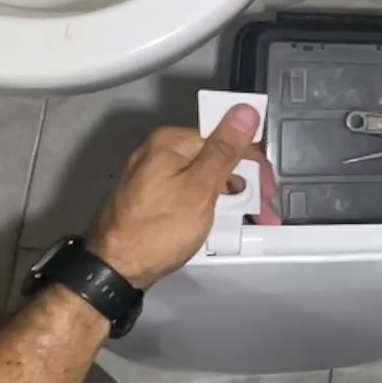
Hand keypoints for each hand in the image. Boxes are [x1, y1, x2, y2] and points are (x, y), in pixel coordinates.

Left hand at [87, 106, 260, 288]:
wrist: (114, 271)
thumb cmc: (157, 231)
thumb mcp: (200, 189)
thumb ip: (225, 149)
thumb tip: (245, 110)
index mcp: (170, 142)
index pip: (223, 136)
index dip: (251, 161)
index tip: (267, 187)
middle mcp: (158, 152)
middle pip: (213, 156)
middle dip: (243, 182)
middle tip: (263, 210)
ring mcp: (152, 175)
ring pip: (203, 176)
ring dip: (229, 196)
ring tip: (250, 220)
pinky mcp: (150, 197)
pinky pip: (188, 191)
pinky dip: (208, 204)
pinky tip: (221, 220)